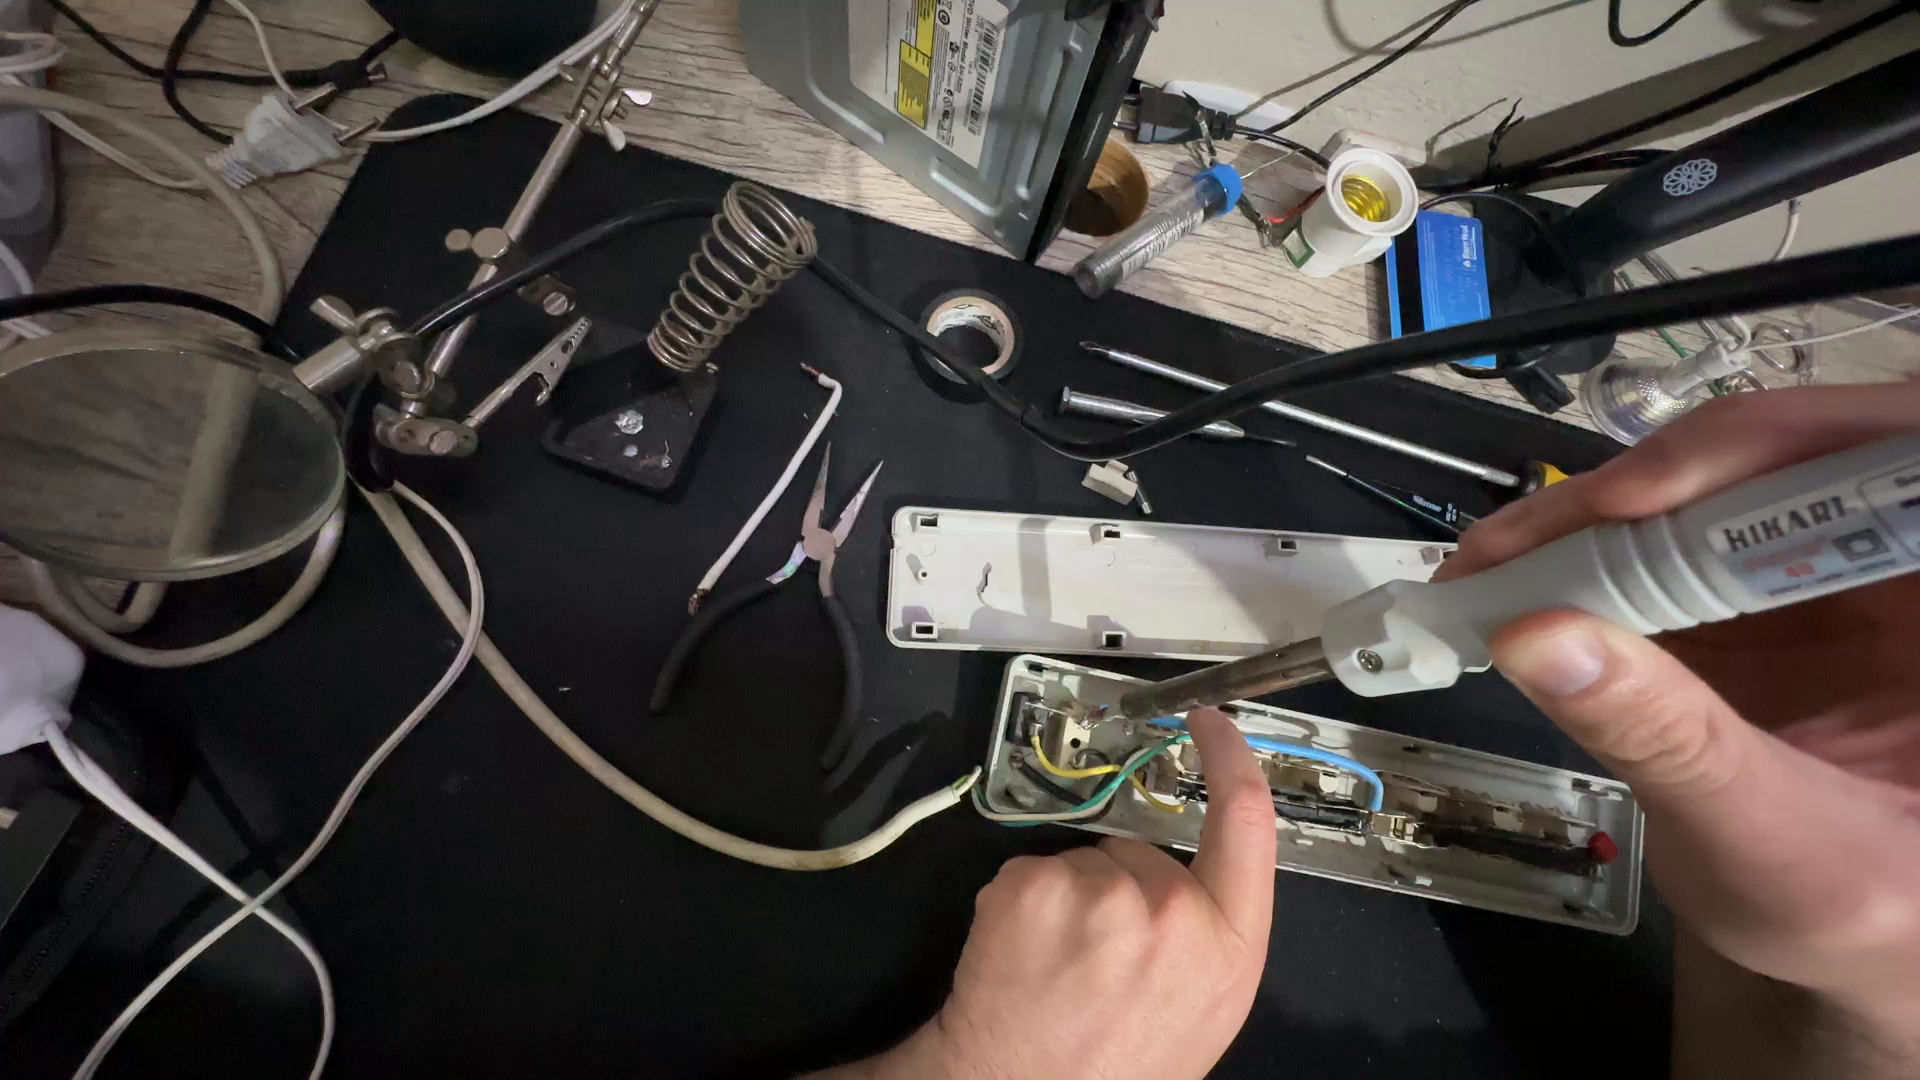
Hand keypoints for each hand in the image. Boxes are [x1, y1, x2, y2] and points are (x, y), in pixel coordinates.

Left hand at [822, 707, 1276, 1079]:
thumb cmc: (1118, 1060)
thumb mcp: (1198, 1006)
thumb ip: (1204, 929)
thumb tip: (1180, 871)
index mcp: (1224, 944)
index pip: (1245, 823)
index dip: (1230, 758)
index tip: (1209, 720)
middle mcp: (1169, 910)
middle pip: (1141, 850)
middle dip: (1119, 886)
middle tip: (1100, 956)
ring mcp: (1097, 893)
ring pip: (1085, 861)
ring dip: (1073, 897)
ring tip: (1063, 967)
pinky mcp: (1034, 882)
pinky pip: (1037, 868)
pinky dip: (1029, 898)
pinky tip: (1027, 953)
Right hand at [1435, 382, 1919, 1071]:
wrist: (1851, 948)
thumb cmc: (1871, 928)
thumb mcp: (1777, 851)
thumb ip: (1667, 742)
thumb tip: (1530, 634)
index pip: (1904, 466)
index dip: (1782, 449)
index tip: (1637, 500)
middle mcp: (1900, 573)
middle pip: (1779, 464)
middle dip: (1630, 489)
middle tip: (1508, 543)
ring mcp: (1819, 577)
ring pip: (1697, 491)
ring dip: (1577, 519)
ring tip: (1485, 565)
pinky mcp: (1739, 591)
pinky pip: (1648, 539)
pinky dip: (1567, 553)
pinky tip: (1505, 580)